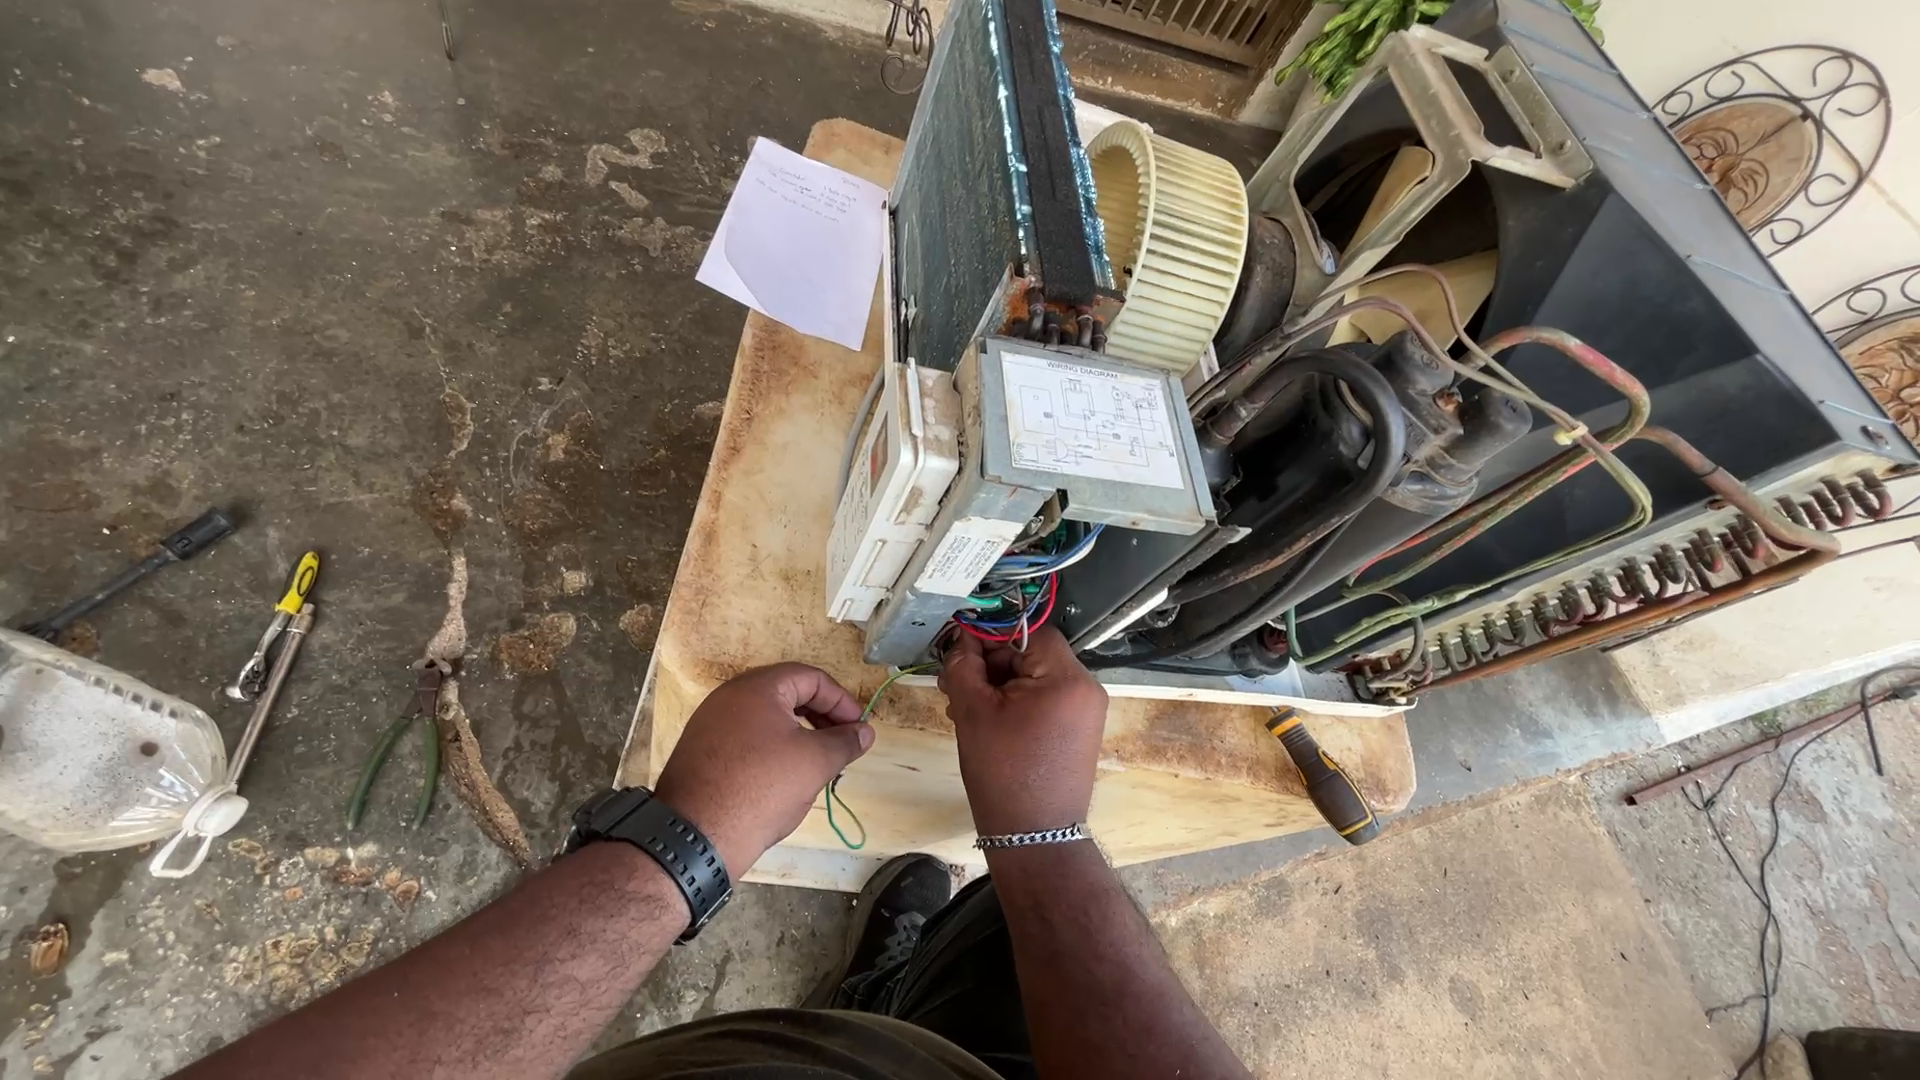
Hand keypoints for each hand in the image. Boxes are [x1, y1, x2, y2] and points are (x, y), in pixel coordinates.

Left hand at [653, 664, 875, 875]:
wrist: (694, 838)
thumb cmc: (761, 788)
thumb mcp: (814, 762)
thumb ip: (844, 741)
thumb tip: (865, 731)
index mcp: (757, 687)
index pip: (811, 678)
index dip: (841, 700)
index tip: (859, 728)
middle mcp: (730, 696)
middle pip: (788, 694)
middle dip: (822, 717)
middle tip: (842, 743)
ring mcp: (711, 724)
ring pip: (768, 718)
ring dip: (800, 734)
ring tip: (818, 763)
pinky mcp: (703, 751)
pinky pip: (748, 738)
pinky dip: (774, 748)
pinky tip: (786, 777)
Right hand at [938, 626, 1107, 835]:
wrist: (1033, 837)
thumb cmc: (1003, 772)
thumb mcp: (973, 712)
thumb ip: (964, 666)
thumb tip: (962, 640)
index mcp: (1067, 678)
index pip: (1029, 631)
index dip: (991, 636)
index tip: (960, 652)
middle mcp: (1086, 687)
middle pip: (1031, 655)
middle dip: (989, 666)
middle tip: (953, 684)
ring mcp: (1085, 710)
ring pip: (1034, 678)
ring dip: (997, 685)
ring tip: (961, 707)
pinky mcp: (1078, 729)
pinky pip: (1043, 700)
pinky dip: (1014, 703)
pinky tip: (983, 721)